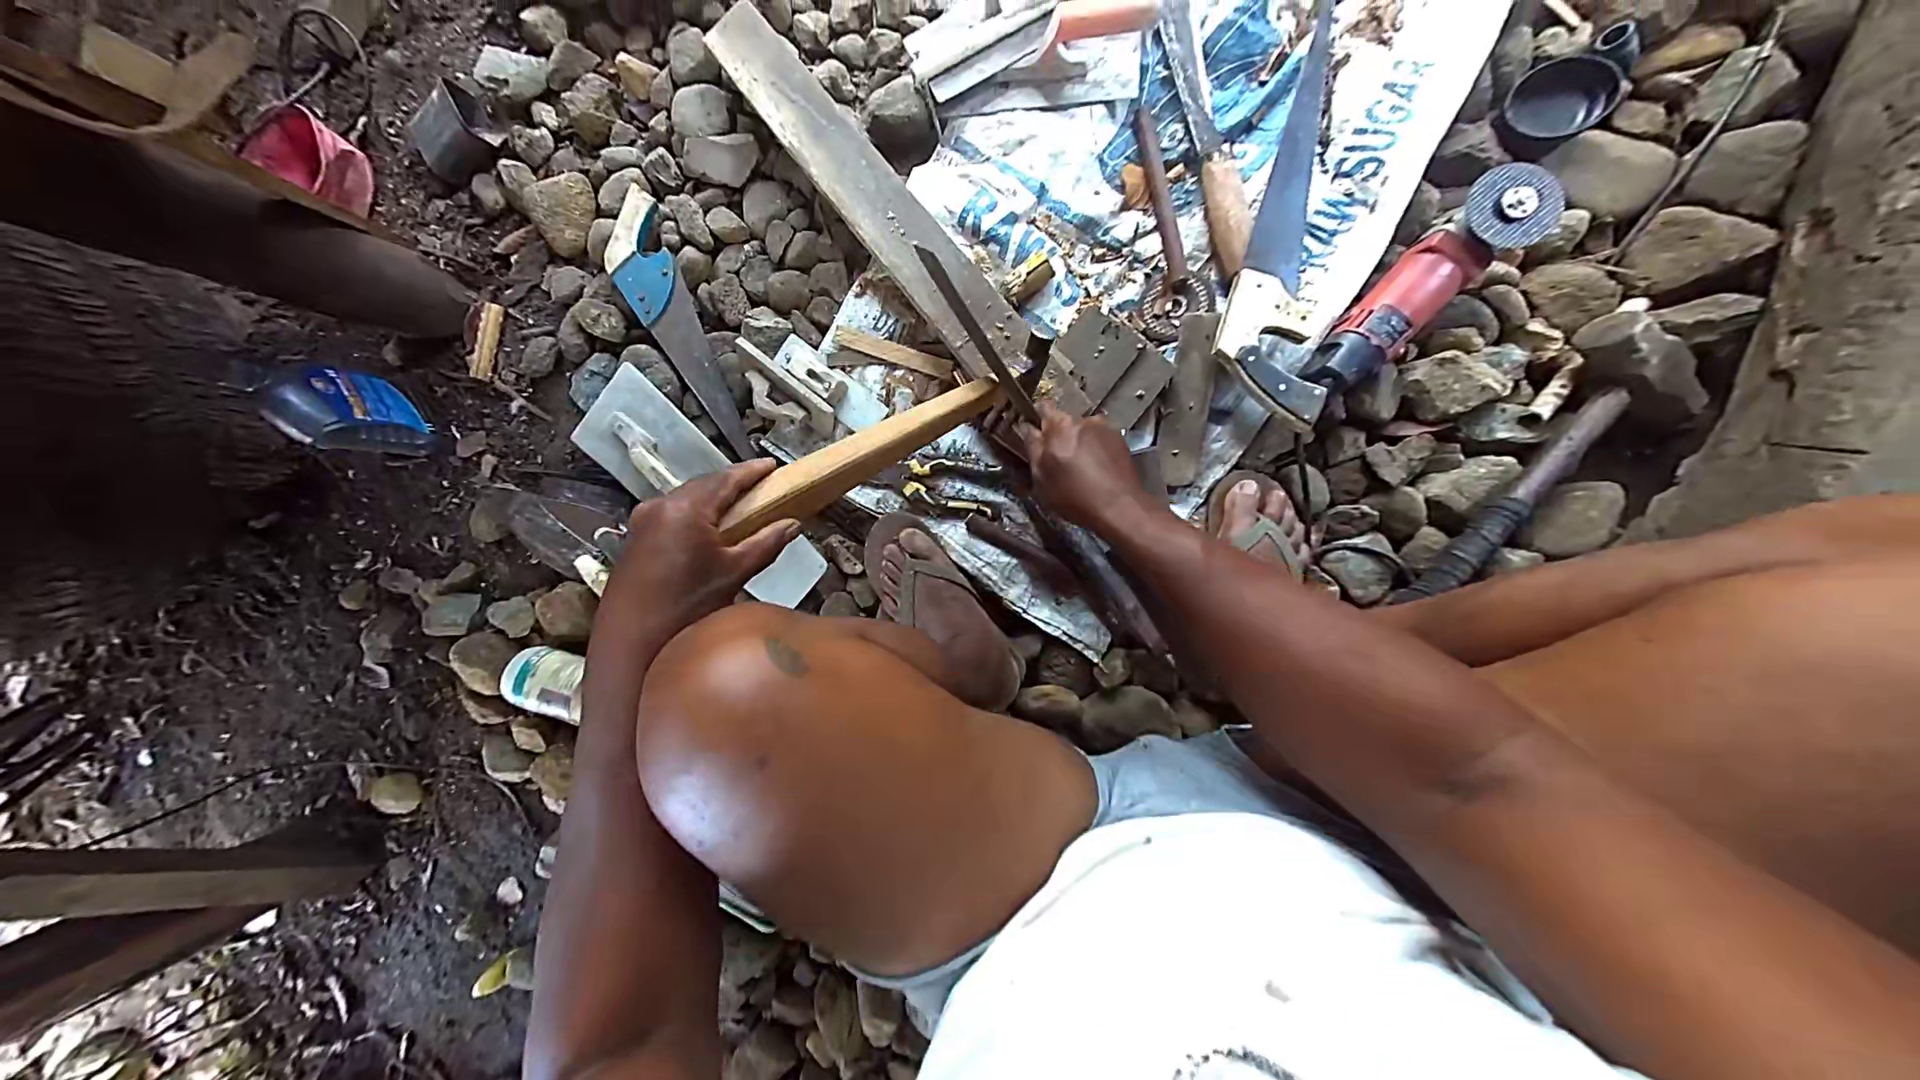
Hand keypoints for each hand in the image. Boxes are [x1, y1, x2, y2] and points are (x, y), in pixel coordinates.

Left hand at [600, 459, 799, 639]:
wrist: (632, 641)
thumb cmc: (685, 607)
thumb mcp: (734, 573)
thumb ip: (766, 543)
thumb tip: (791, 525)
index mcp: (685, 509)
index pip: (726, 478)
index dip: (752, 471)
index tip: (772, 466)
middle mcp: (660, 506)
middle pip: (705, 485)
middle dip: (734, 485)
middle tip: (763, 487)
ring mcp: (644, 520)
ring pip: (688, 499)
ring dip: (715, 500)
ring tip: (744, 507)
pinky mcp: (638, 536)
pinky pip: (674, 513)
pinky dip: (698, 514)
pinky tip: (714, 528)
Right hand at [1017, 401, 1154, 532]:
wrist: (1119, 507)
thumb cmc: (1074, 496)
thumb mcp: (1042, 478)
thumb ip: (1033, 448)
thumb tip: (1028, 428)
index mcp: (1059, 426)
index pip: (1043, 407)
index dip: (1038, 420)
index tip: (1037, 436)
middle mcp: (1083, 420)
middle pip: (1066, 422)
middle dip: (1061, 436)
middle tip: (1059, 461)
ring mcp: (1106, 428)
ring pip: (1085, 431)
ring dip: (1081, 443)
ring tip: (1082, 469)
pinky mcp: (1121, 441)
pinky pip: (1101, 440)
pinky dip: (1097, 450)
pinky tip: (1098, 471)